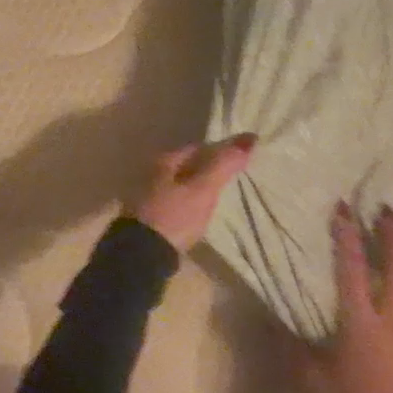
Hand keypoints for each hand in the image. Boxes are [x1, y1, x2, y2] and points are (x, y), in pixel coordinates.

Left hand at [130, 134, 255, 251]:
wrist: (142, 255)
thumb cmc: (174, 216)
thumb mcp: (203, 188)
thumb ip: (224, 164)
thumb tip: (250, 137)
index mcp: (163, 162)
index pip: (196, 149)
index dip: (218, 152)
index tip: (237, 161)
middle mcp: (150, 176)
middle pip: (186, 169)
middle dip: (206, 172)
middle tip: (230, 181)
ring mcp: (146, 200)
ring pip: (179, 188)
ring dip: (196, 192)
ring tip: (217, 200)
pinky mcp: (148, 222)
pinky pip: (174, 207)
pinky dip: (187, 208)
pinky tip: (197, 217)